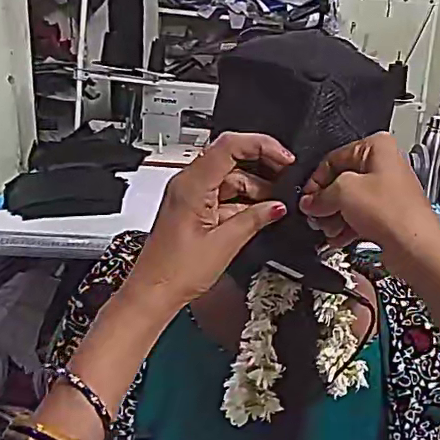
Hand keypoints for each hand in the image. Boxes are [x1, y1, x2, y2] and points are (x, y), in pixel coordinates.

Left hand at [127, 133, 292, 309]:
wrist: (152, 293)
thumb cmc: (174, 273)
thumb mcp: (225, 244)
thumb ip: (255, 219)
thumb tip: (277, 206)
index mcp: (191, 185)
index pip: (230, 145)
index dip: (263, 146)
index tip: (285, 159)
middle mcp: (187, 183)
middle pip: (232, 156)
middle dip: (263, 164)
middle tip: (286, 176)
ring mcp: (190, 194)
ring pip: (230, 175)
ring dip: (256, 185)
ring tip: (275, 203)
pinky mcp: (194, 206)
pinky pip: (224, 192)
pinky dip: (244, 199)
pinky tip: (259, 212)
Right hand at [301, 132, 439, 327]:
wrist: (415, 248)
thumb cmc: (394, 213)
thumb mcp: (343, 193)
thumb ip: (320, 195)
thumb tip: (310, 201)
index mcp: (377, 147)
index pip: (333, 158)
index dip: (317, 180)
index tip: (307, 198)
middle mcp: (384, 166)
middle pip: (341, 181)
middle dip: (326, 202)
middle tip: (316, 215)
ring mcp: (387, 191)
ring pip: (349, 202)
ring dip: (334, 217)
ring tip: (327, 229)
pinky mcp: (387, 215)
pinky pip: (359, 217)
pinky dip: (346, 227)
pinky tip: (337, 238)